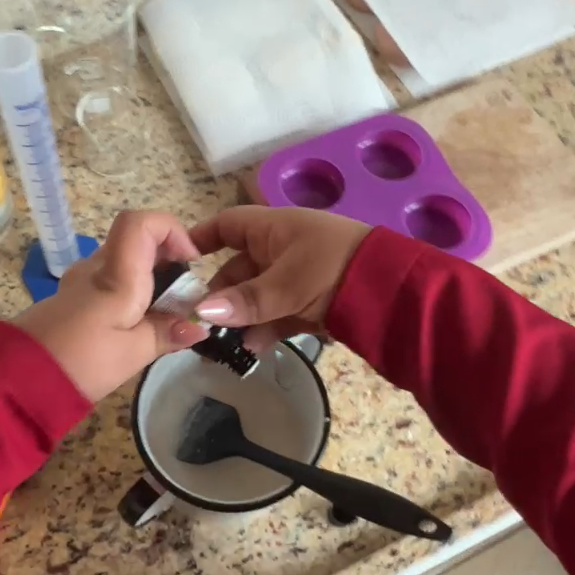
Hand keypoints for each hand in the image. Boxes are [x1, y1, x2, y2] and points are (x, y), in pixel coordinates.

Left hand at [12, 210, 208, 400]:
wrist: (17, 381)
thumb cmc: (80, 362)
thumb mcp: (133, 353)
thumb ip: (167, 332)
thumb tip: (199, 324)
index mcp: (115, 273)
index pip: (141, 222)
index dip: (172, 230)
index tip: (190, 261)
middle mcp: (95, 267)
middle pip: (138, 243)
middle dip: (169, 263)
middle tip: (185, 301)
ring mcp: (80, 282)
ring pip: (125, 265)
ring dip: (151, 282)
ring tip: (166, 320)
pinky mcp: (72, 300)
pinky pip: (110, 283)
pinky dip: (132, 296)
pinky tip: (137, 328)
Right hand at [188, 206, 370, 351]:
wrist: (397, 292)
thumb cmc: (335, 269)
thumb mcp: (286, 285)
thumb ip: (245, 302)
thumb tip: (201, 312)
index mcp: (274, 227)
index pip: (227, 225)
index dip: (201, 239)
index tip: (177, 263)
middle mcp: (282, 247)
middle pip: (239, 268)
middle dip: (220, 296)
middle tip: (199, 324)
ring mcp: (298, 275)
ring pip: (258, 296)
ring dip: (242, 319)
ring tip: (224, 345)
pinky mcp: (313, 301)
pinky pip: (279, 314)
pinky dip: (266, 329)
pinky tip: (253, 349)